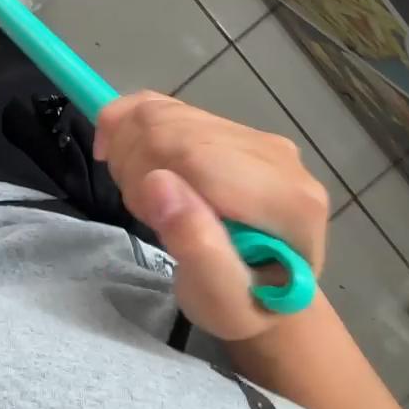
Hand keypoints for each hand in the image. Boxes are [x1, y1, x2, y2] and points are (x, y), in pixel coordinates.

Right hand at [96, 92, 329, 340]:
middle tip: (139, 207)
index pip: (198, 154)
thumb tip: (159, 183)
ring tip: (141, 192)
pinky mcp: (226, 125)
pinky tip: (120, 151)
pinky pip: (161, 104)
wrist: (263, 290)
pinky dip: (126, 122)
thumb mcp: (220, 300)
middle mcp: (277, 155)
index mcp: (287, 200)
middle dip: (136, 162)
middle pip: (176, 128)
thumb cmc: (244, 304)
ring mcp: (252, 135)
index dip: (150, 172)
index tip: (142, 211)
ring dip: (129, 147)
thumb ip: (198, 247)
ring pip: (162, 112)